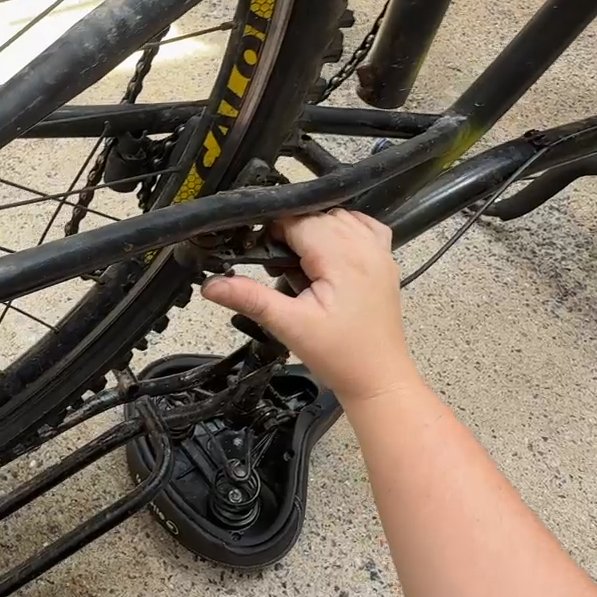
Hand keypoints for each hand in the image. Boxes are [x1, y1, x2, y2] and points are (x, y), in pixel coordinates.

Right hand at [201, 210, 422, 402]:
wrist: (378, 379)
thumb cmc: (339, 355)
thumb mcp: (287, 325)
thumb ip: (250, 298)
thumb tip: (212, 284)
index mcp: (342, 258)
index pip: (298, 221)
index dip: (273, 233)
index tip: (264, 258)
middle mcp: (365, 247)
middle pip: (316, 216)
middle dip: (292, 234)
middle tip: (280, 270)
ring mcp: (379, 252)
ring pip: (338, 217)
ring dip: (315, 231)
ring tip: (303, 265)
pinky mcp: (384, 261)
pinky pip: (363, 227)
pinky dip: (343, 231)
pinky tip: (329, 253)